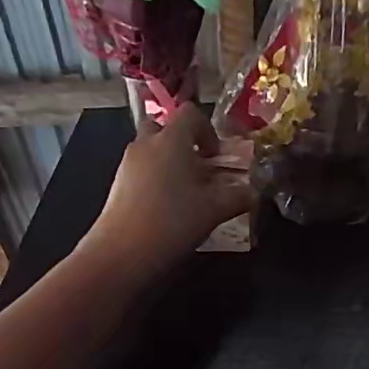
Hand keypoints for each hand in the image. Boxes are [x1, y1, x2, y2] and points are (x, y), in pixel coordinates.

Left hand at [79, 104, 251, 273]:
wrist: (123, 254)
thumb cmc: (173, 222)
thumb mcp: (214, 210)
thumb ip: (237, 197)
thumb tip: (253, 193)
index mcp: (172, 139)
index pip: (190, 114)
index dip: (207, 130)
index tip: (215, 157)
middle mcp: (145, 144)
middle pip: (164, 129)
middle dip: (181, 144)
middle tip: (196, 171)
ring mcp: (126, 165)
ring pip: (149, 152)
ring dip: (167, 164)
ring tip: (182, 195)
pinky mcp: (115, 187)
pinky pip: (138, 173)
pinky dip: (152, 182)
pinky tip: (163, 210)